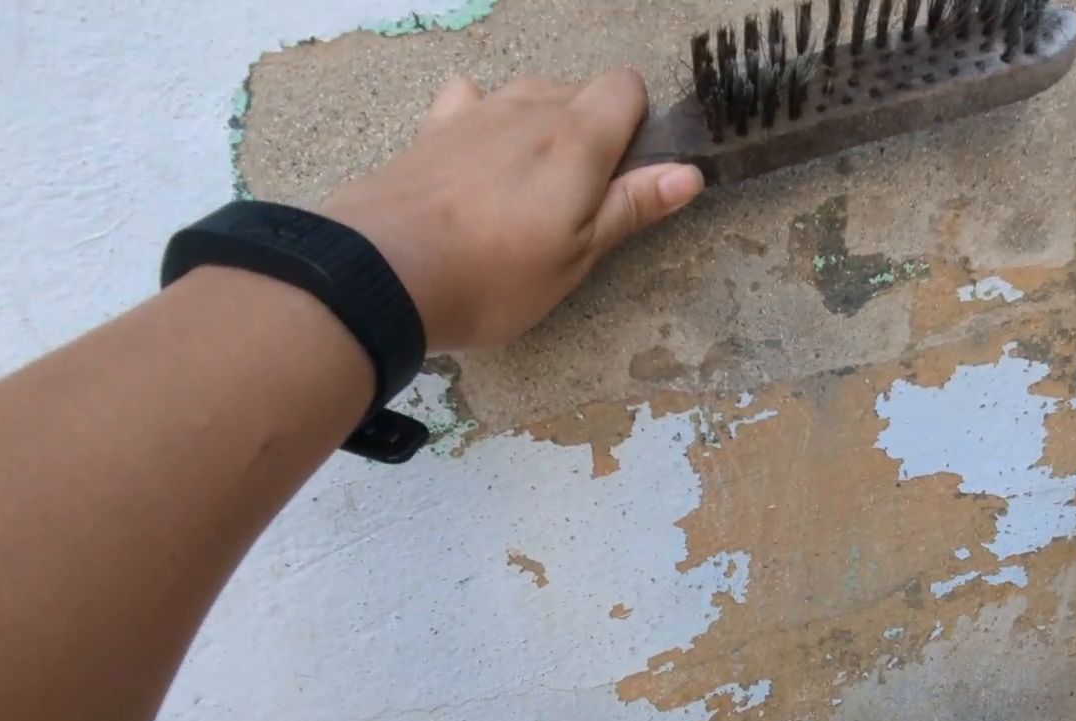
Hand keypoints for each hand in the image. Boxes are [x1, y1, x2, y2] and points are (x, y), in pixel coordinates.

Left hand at [318, 70, 704, 351]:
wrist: (386, 273)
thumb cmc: (497, 277)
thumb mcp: (578, 257)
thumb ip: (631, 207)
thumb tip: (689, 173)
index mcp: (576, 139)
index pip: (627, 87)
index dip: (638, 125)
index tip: (625, 176)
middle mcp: (529, 106)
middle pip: (580, 91)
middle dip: (593, 133)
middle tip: (577, 204)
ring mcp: (476, 111)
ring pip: (529, 94)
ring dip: (544, 127)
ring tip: (529, 190)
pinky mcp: (433, 126)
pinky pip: (473, 100)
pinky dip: (488, 119)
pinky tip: (479, 159)